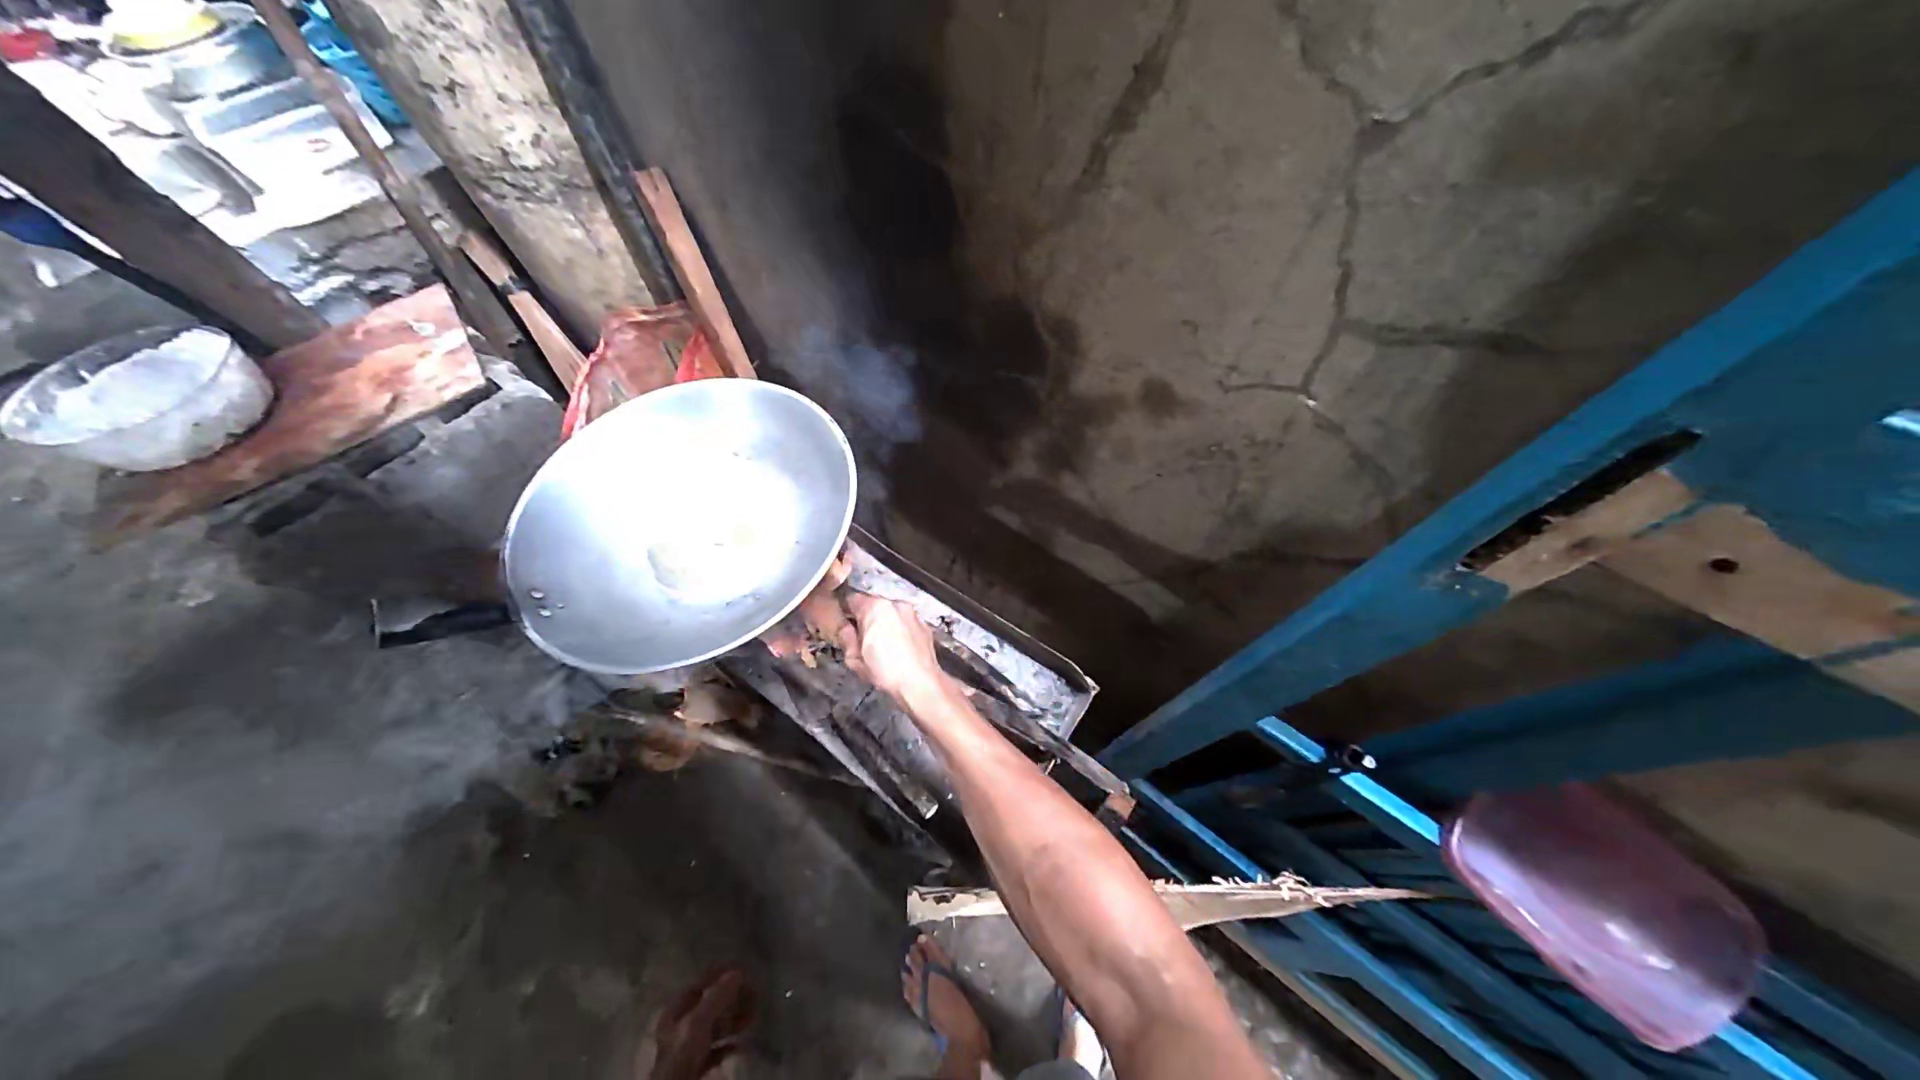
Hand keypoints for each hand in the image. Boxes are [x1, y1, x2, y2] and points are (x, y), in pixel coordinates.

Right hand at [844, 594, 946, 705]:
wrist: (920, 683)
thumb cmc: (886, 672)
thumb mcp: (855, 658)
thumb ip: (846, 638)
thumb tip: (844, 629)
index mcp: (875, 608)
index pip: (852, 599)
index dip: (845, 611)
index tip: (844, 624)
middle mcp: (896, 604)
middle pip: (874, 605)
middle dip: (867, 619)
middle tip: (862, 639)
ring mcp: (913, 614)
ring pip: (892, 614)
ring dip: (885, 624)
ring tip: (882, 646)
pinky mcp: (925, 626)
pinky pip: (906, 623)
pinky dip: (901, 631)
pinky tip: (898, 649)